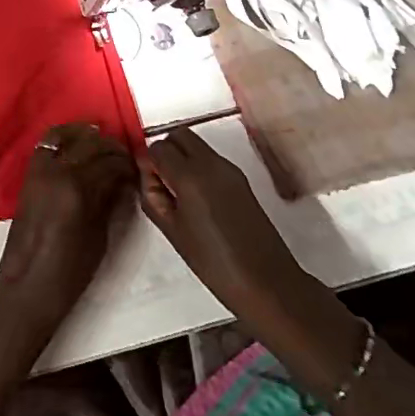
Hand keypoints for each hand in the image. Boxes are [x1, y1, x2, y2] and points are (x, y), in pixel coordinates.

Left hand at [0, 124, 136, 316]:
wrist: (28, 283)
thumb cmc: (70, 270)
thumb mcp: (100, 235)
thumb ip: (109, 201)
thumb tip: (122, 181)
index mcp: (77, 189)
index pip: (110, 162)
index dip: (128, 164)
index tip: (137, 170)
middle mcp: (56, 172)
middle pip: (89, 144)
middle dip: (111, 147)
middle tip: (125, 158)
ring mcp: (38, 171)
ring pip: (63, 136)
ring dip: (85, 137)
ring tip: (103, 145)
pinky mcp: (27, 176)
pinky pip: (46, 145)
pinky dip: (63, 139)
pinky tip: (78, 146)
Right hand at [142, 128, 304, 320]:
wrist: (265, 280)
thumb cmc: (212, 262)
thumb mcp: (171, 230)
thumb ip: (152, 195)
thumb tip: (148, 175)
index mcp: (190, 176)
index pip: (158, 147)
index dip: (149, 163)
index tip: (150, 185)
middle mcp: (211, 164)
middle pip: (179, 135)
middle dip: (166, 151)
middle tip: (162, 181)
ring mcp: (230, 169)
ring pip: (196, 144)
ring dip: (182, 157)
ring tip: (180, 192)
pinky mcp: (241, 178)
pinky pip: (211, 158)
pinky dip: (198, 166)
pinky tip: (198, 198)